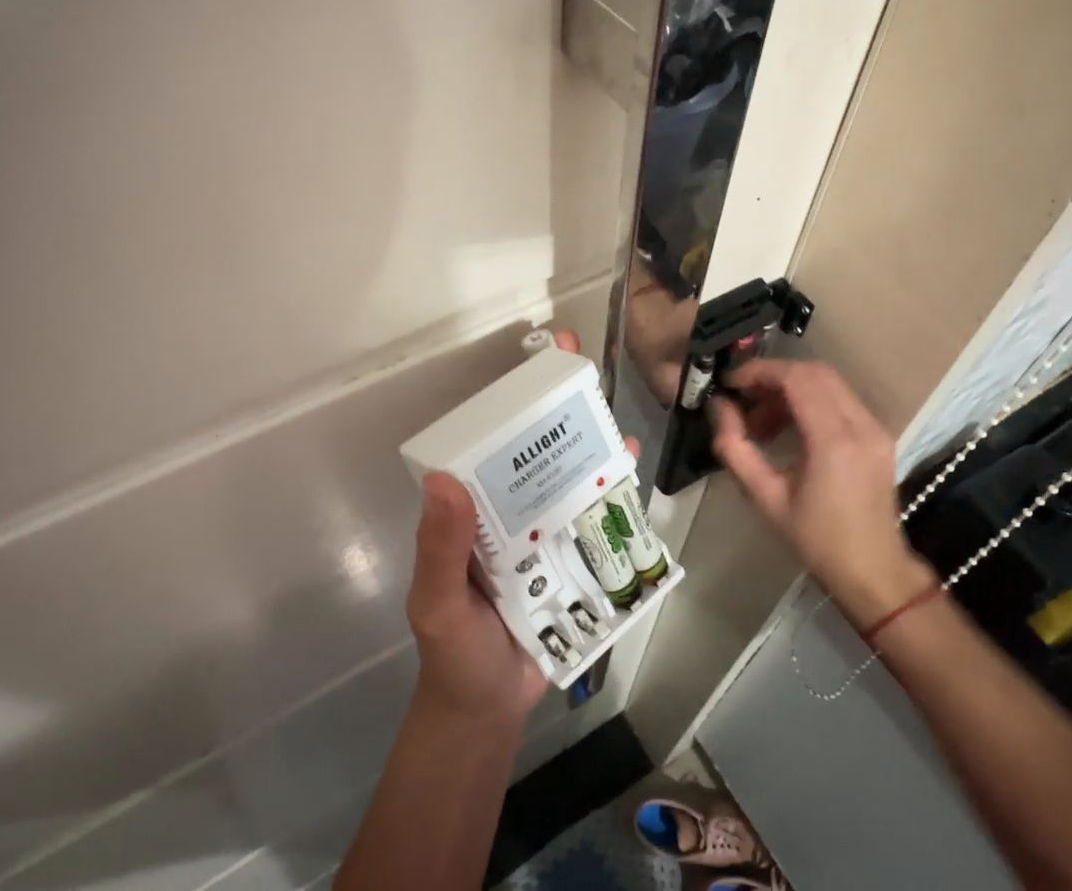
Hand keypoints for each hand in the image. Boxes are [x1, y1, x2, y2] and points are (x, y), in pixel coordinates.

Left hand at [404, 329, 637, 722]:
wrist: (489, 711)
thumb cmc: (456, 653)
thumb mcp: (438, 601)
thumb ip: (441, 549)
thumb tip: (443, 480)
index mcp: (472, 515)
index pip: (489, 449)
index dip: (509, 405)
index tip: (532, 360)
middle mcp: (509, 516)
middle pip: (535, 456)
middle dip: (557, 414)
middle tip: (582, 372)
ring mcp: (545, 539)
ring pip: (571, 485)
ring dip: (592, 451)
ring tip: (614, 420)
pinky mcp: (576, 567)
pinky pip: (598, 527)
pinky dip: (615, 501)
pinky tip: (632, 478)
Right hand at [710, 360, 936, 626]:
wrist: (872, 569)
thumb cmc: (815, 539)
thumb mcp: (765, 498)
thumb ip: (736, 448)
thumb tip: (719, 408)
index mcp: (834, 441)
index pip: (797, 379)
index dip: (760, 372)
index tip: (731, 384)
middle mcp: (861, 425)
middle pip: (815, 372)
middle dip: (774, 377)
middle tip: (743, 399)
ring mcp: (876, 428)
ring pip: (830, 383)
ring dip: (792, 390)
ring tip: (761, 423)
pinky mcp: (879, 435)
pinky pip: (842, 401)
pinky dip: (811, 402)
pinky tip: (788, 430)